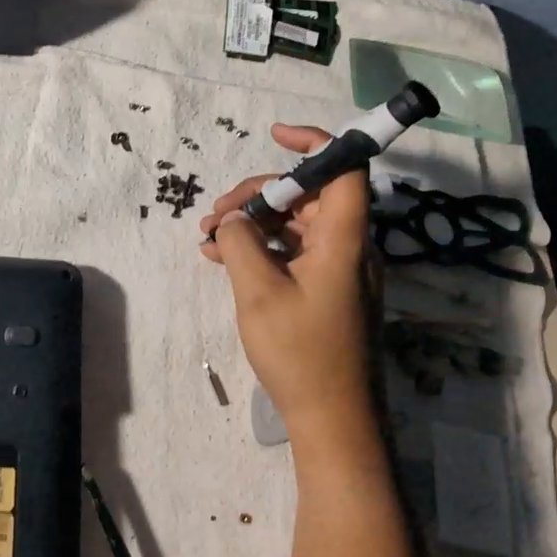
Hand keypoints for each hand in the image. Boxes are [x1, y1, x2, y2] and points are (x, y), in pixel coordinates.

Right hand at [200, 123, 376, 433]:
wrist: (334, 421)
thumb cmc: (301, 351)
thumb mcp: (258, 290)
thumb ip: (240, 241)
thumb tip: (233, 220)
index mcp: (344, 239)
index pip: (346, 170)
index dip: (316, 142)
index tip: (275, 135)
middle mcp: (348, 246)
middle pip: (308, 194)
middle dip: (258, 194)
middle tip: (217, 214)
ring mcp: (339, 270)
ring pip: (295, 223)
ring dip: (252, 222)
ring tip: (209, 237)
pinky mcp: (327, 291)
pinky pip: (293, 251)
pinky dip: (260, 247)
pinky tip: (220, 258)